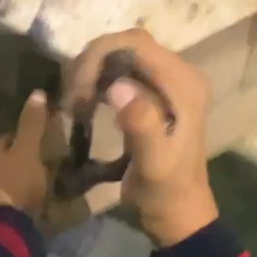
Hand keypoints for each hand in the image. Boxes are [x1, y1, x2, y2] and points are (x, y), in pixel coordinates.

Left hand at [0, 90, 52, 215]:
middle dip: (19, 159)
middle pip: (3, 158)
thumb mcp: (28, 150)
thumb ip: (31, 123)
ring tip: (37, 181)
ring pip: (3, 175)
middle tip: (41, 165)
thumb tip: (37, 92)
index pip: (4, 138)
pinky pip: (4, 192)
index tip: (41, 147)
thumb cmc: (17, 183)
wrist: (12, 228)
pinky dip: (14, 191)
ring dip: (17, 176)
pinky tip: (28, 195)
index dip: (25, 141)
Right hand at [65, 28, 218, 246]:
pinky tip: (85, 105)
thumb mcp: (154, 164)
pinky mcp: (156, 95)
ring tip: (76, 103)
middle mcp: (180, 74)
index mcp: (184, 84)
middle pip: (127, 44)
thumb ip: (143, 125)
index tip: (77, 89)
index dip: (99, 56)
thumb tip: (117, 88)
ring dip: (92, 72)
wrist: (178, 212)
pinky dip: (98, 82)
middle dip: (92, 63)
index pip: (136, 43)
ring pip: (121, 56)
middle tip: (72, 98)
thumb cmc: (165, 192)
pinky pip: (122, 73)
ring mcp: (168, 84)